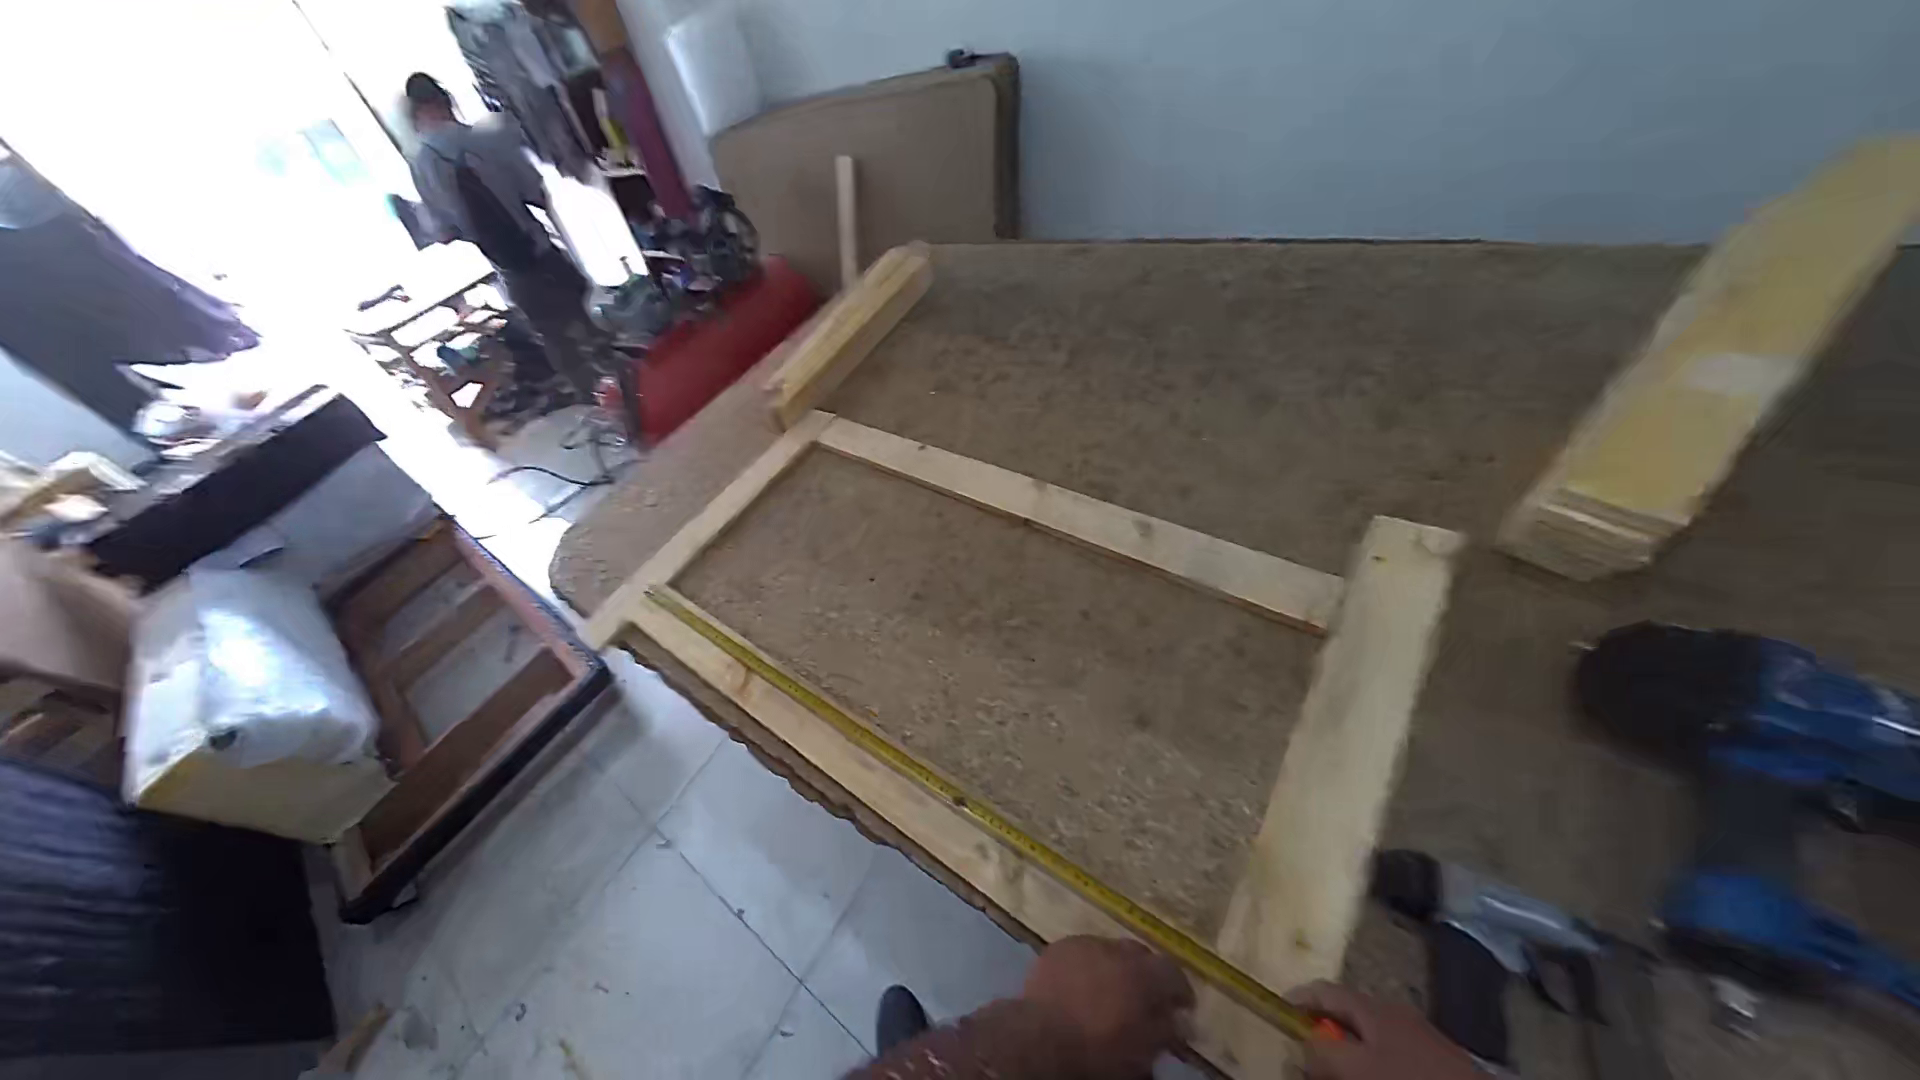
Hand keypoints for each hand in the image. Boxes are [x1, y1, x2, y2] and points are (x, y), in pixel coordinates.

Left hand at [1021, 936, 1194, 1077]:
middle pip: (1139, 955)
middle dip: (1145, 974)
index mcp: (1143, 974)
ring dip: (1114, 967)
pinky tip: (1081, 985)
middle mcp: (1116, 949)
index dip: (1180, 989)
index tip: (1182, 1007)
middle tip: (1144, 999)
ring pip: (1109, 950)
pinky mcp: (1059, 947)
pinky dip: (1087, 966)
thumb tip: (1177, 1020)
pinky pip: (1081, 952)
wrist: (1044, 1038)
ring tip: (1109, 991)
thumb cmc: (1100, 1050)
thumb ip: (1165, 1030)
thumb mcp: (1143, 1051)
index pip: (1172, 971)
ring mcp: (1085, 943)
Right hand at [1292, 981, 1481, 1079]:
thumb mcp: (1360, 1069)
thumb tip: (1300, 1044)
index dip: (1297, 1000)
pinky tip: (1372, 1077)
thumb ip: (1324, 1053)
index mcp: (1373, 1007)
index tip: (1278, 1018)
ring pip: (1370, 1039)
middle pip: (1346, 1015)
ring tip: (1338, 1073)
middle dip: (1324, 1034)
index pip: (1323, 991)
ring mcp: (1419, 1038)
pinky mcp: (1437, 1064)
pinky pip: (1392, 1056)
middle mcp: (1394, 1013)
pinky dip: (1374, 1065)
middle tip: (1308, 1058)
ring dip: (1349, 1054)